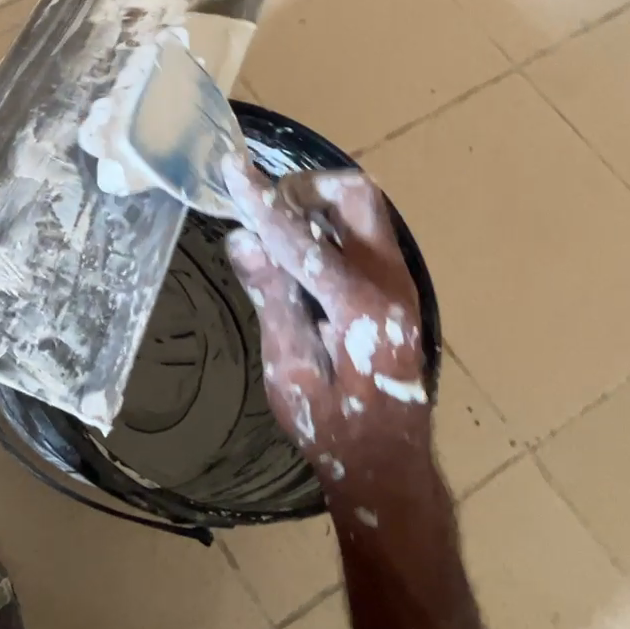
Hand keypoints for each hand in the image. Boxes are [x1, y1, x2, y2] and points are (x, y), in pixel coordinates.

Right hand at [221, 161, 432, 489]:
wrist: (386, 460)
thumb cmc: (331, 425)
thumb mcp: (288, 366)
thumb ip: (272, 298)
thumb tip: (243, 239)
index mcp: (362, 306)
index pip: (302, 237)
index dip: (260, 201)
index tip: (231, 168)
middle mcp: (391, 282)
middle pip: (355, 197)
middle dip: (304, 190)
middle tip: (263, 212)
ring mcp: (398, 282)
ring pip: (361, 208)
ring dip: (314, 206)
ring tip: (274, 234)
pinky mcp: (393, 287)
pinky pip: (360, 231)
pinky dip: (324, 225)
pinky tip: (295, 254)